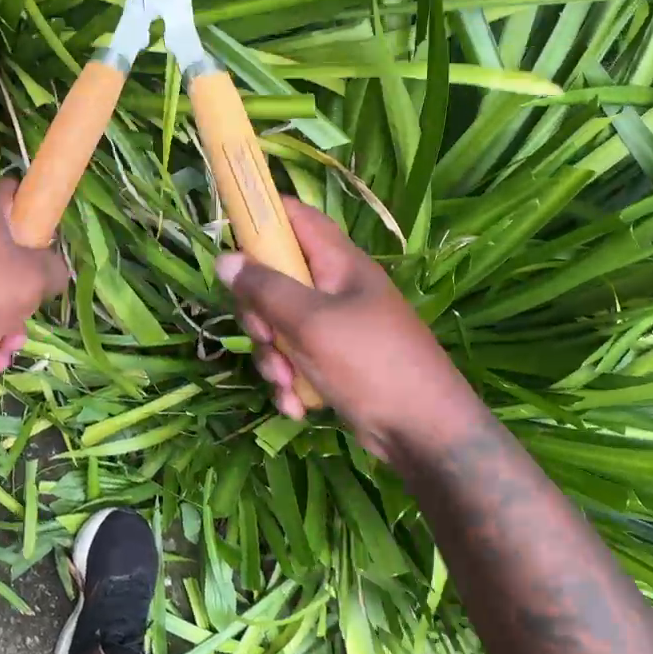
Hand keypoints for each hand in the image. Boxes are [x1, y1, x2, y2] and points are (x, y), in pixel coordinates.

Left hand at [0, 179, 69, 371]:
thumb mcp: (35, 278)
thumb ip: (54, 270)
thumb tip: (52, 271)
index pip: (18, 191)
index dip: (39, 211)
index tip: (48, 242)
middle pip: (7, 247)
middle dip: (25, 286)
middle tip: (32, 306)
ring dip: (7, 318)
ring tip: (10, 346)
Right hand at [215, 197, 481, 460]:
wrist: (427, 437)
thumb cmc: (373, 365)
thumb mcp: (310, 323)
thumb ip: (264, 288)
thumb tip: (224, 258)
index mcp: (338, 264)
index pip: (294, 216)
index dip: (260, 217)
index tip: (229, 242)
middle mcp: (333, 289)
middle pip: (272, 278)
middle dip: (257, 313)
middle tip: (264, 334)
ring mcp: (333, 327)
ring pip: (276, 324)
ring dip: (270, 355)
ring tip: (285, 382)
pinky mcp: (331, 362)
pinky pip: (291, 359)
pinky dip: (288, 381)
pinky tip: (296, 404)